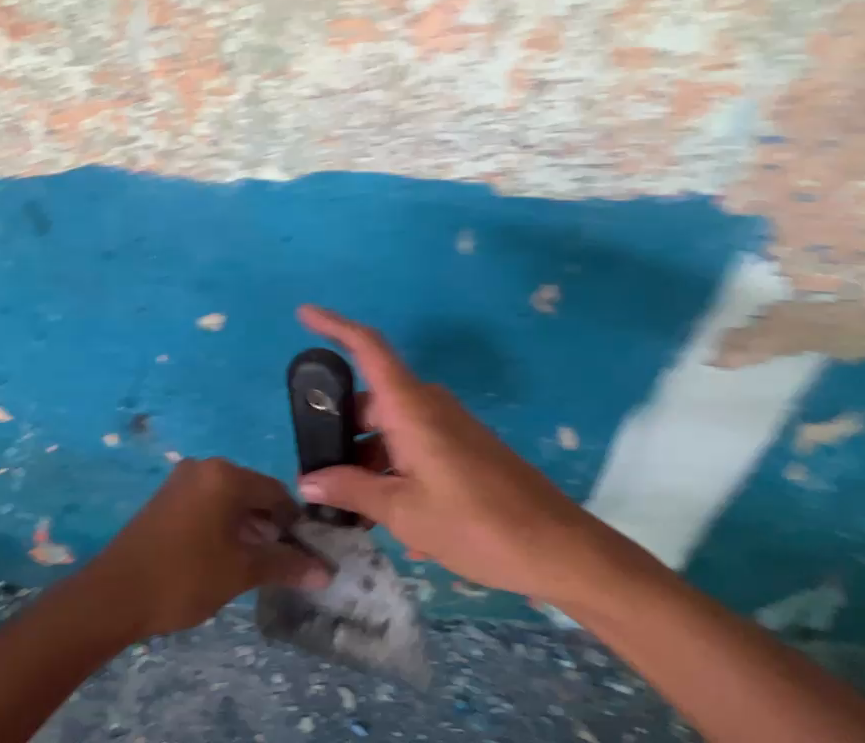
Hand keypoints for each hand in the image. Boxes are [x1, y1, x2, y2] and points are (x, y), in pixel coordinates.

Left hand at [82, 458, 329, 638]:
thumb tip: (324, 571)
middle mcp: (203, 468)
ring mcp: (180, 482)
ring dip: (248, 528)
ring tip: (260, 566)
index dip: (296, 523)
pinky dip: (224, 526)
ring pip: (229, 500)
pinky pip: (207, 505)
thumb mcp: (241, 572)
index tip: (309, 554)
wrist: (116, 593)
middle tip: (287, 563)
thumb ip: (284, 565)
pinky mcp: (166, 499)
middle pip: (252, 492)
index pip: (276, 491)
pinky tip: (228, 558)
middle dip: (272, 525)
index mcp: (224, 475)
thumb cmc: (185, 576)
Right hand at [294, 305, 618, 605]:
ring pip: (392, 428)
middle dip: (343, 432)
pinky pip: (415, 445)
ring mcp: (451, 427)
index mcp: (412, 408)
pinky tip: (391, 517)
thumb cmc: (477, 525)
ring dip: (369, 460)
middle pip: (372, 400)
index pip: (368, 348)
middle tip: (319, 473)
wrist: (560, 550)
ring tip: (354, 509)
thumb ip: (352, 491)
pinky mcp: (466, 449)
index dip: (334, 326)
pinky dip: (395, 469)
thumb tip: (308, 480)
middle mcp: (430, 406)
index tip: (304, 314)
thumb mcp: (404, 513)